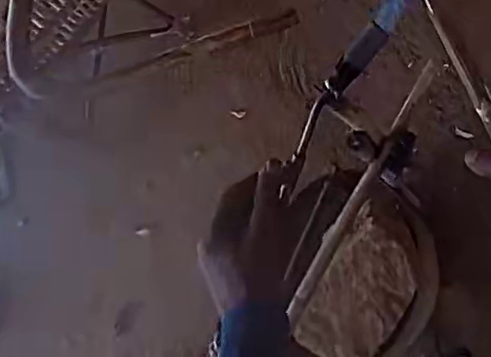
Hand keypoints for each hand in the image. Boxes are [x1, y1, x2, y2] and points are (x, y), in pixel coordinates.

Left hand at [198, 162, 301, 312]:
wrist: (255, 327)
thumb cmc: (258, 274)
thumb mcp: (265, 230)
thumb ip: (267, 196)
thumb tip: (272, 163)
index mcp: (214, 230)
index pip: (233, 193)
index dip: (255, 179)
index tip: (277, 171)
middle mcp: (210, 244)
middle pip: (234, 210)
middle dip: (258, 196)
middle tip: (280, 188)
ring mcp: (217, 263)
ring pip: (239, 227)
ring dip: (259, 214)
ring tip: (280, 208)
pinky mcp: (228, 278)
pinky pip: (241, 245)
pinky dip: (256, 233)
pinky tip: (272, 235)